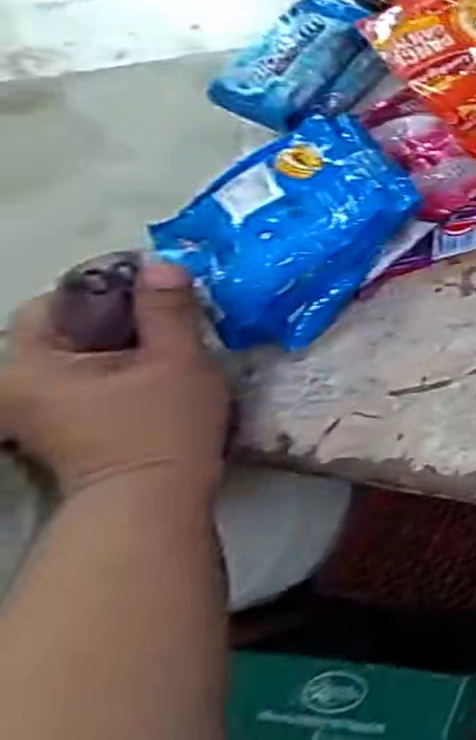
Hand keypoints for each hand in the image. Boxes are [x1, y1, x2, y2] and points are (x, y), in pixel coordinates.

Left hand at [0, 261, 227, 496]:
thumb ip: (167, 310)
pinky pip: (82, 371)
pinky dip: (119, 360)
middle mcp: (11, 381)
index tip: (166, 286)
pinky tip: (158, 367)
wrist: (152, 492)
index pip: (58, 301)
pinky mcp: (53, 418)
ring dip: (125, 337)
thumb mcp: (178, 358)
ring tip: (174, 339)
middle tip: (177, 313)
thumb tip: (162, 263)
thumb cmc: (163, 423)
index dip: (113, 286)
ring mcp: (28, 404)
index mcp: (24, 363)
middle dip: (121, 313)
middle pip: (65, 325)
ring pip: (78, 348)